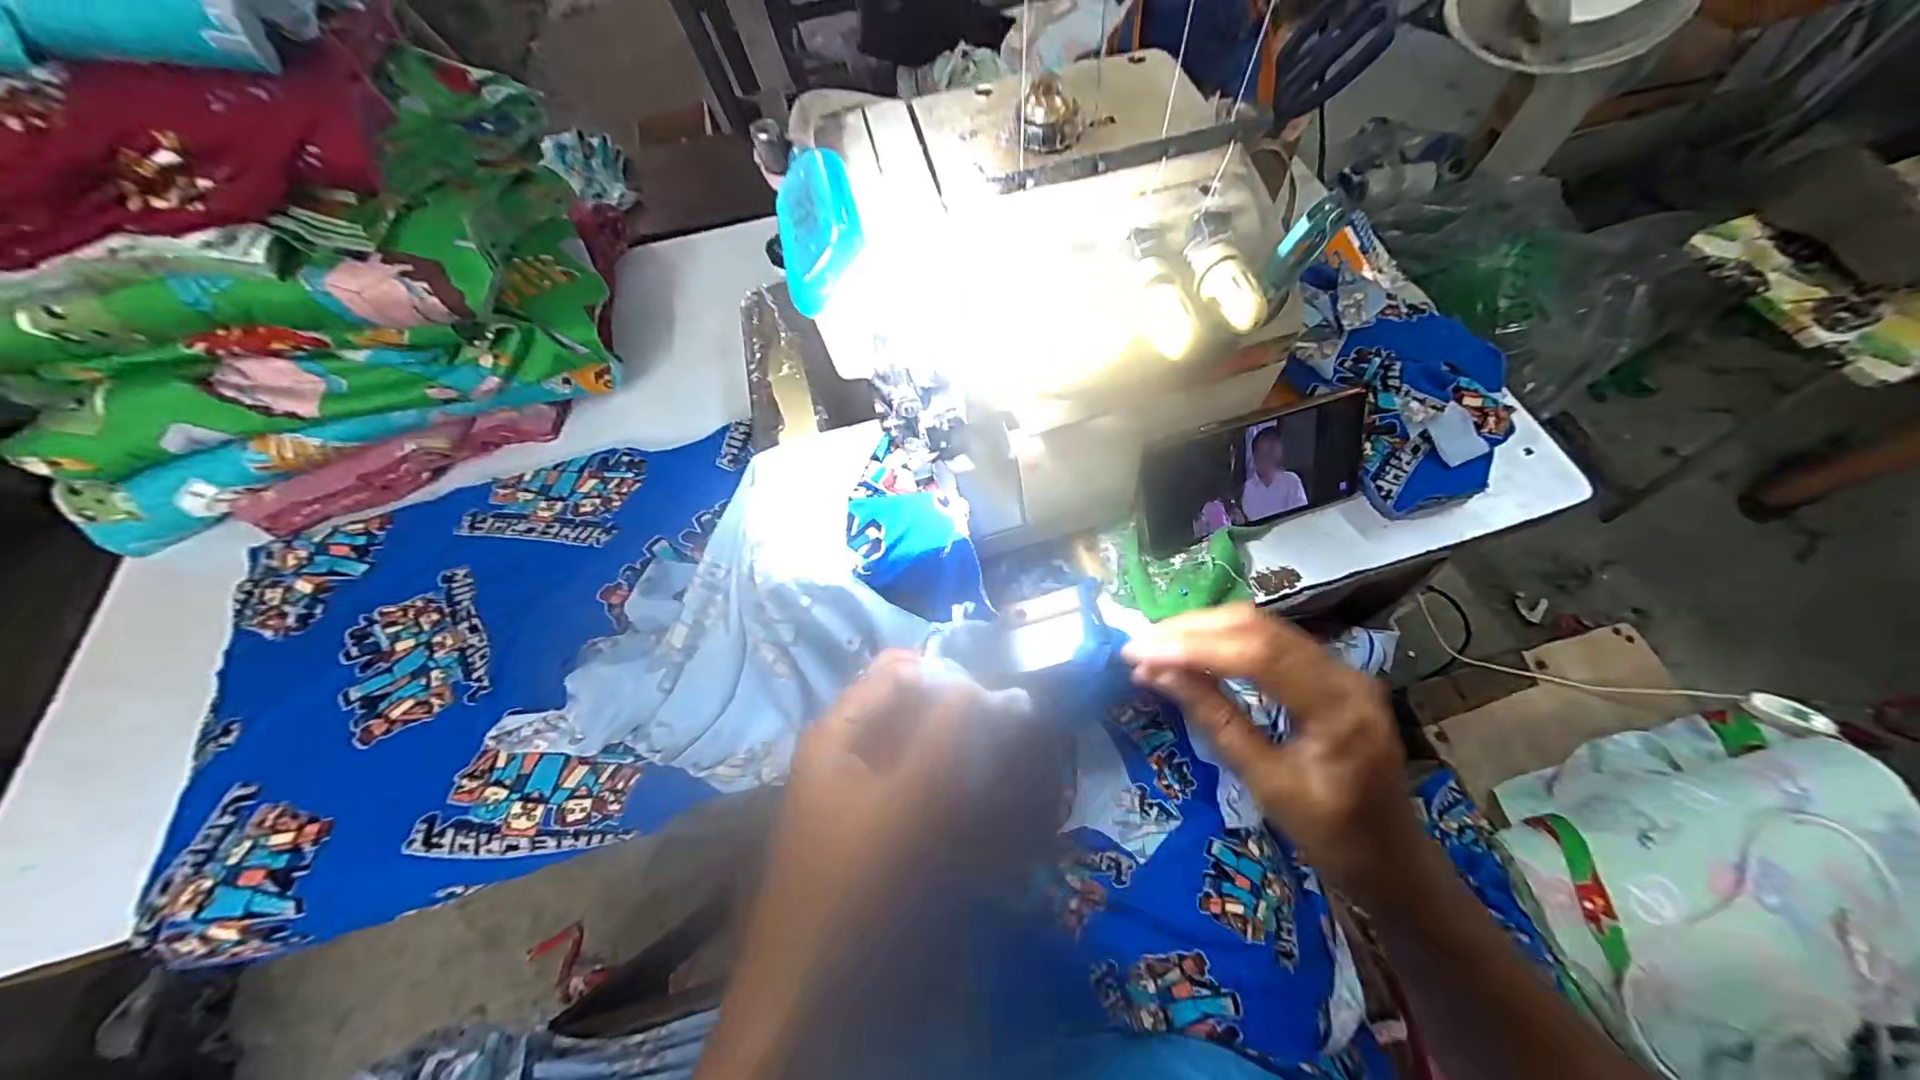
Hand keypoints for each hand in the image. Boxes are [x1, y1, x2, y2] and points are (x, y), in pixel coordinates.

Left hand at [760, 650, 987, 938]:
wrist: (808, 987)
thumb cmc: (850, 884)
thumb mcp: (904, 802)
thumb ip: (949, 737)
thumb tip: (998, 690)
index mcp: (837, 732)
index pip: (897, 671)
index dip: (947, 676)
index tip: (996, 703)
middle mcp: (847, 750)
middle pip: (910, 707)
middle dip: (960, 715)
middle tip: (1008, 740)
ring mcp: (863, 788)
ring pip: (921, 746)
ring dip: (962, 752)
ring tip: (1003, 773)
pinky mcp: (880, 824)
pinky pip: (922, 785)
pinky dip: (952, 786)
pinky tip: (983, 807)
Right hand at [1121, 604, 1415, 883]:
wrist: (1393, 860)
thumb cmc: (1332, 839)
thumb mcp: (1266, 785)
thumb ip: (1214, 720)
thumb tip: (1155, 674)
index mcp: (1338, 710)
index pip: (1257, 655)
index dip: (1191, 646)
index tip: (1137, 652)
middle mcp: (1346, 675)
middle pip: (1258, 627)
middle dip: (1191, 629)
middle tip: (1139, 645)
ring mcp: (1342, 669)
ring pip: (1262, 626)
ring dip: (1204, 630)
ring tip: (1155, 645)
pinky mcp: (1330, 672)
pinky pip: (1270, 641)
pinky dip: (1224, 641)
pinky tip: (1192, 651)